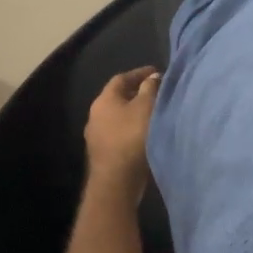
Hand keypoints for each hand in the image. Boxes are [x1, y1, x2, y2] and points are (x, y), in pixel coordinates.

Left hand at [84, 66, 160, 203]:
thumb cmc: (132, 136)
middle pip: (118, 97)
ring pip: (118, 115)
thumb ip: (150, 87)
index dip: (139, 73)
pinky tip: (145, 130)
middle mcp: (95, 115)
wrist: (116, 181)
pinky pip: (118, 131)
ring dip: (134, 111)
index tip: (157, 72)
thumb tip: (152, 77)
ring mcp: (96, 136)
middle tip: (157, 90)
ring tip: (154, 110)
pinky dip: (131, 126)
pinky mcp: (102, 153)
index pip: (121, 78)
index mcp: (104, 100)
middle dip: (137, 92)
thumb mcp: (146, 106)